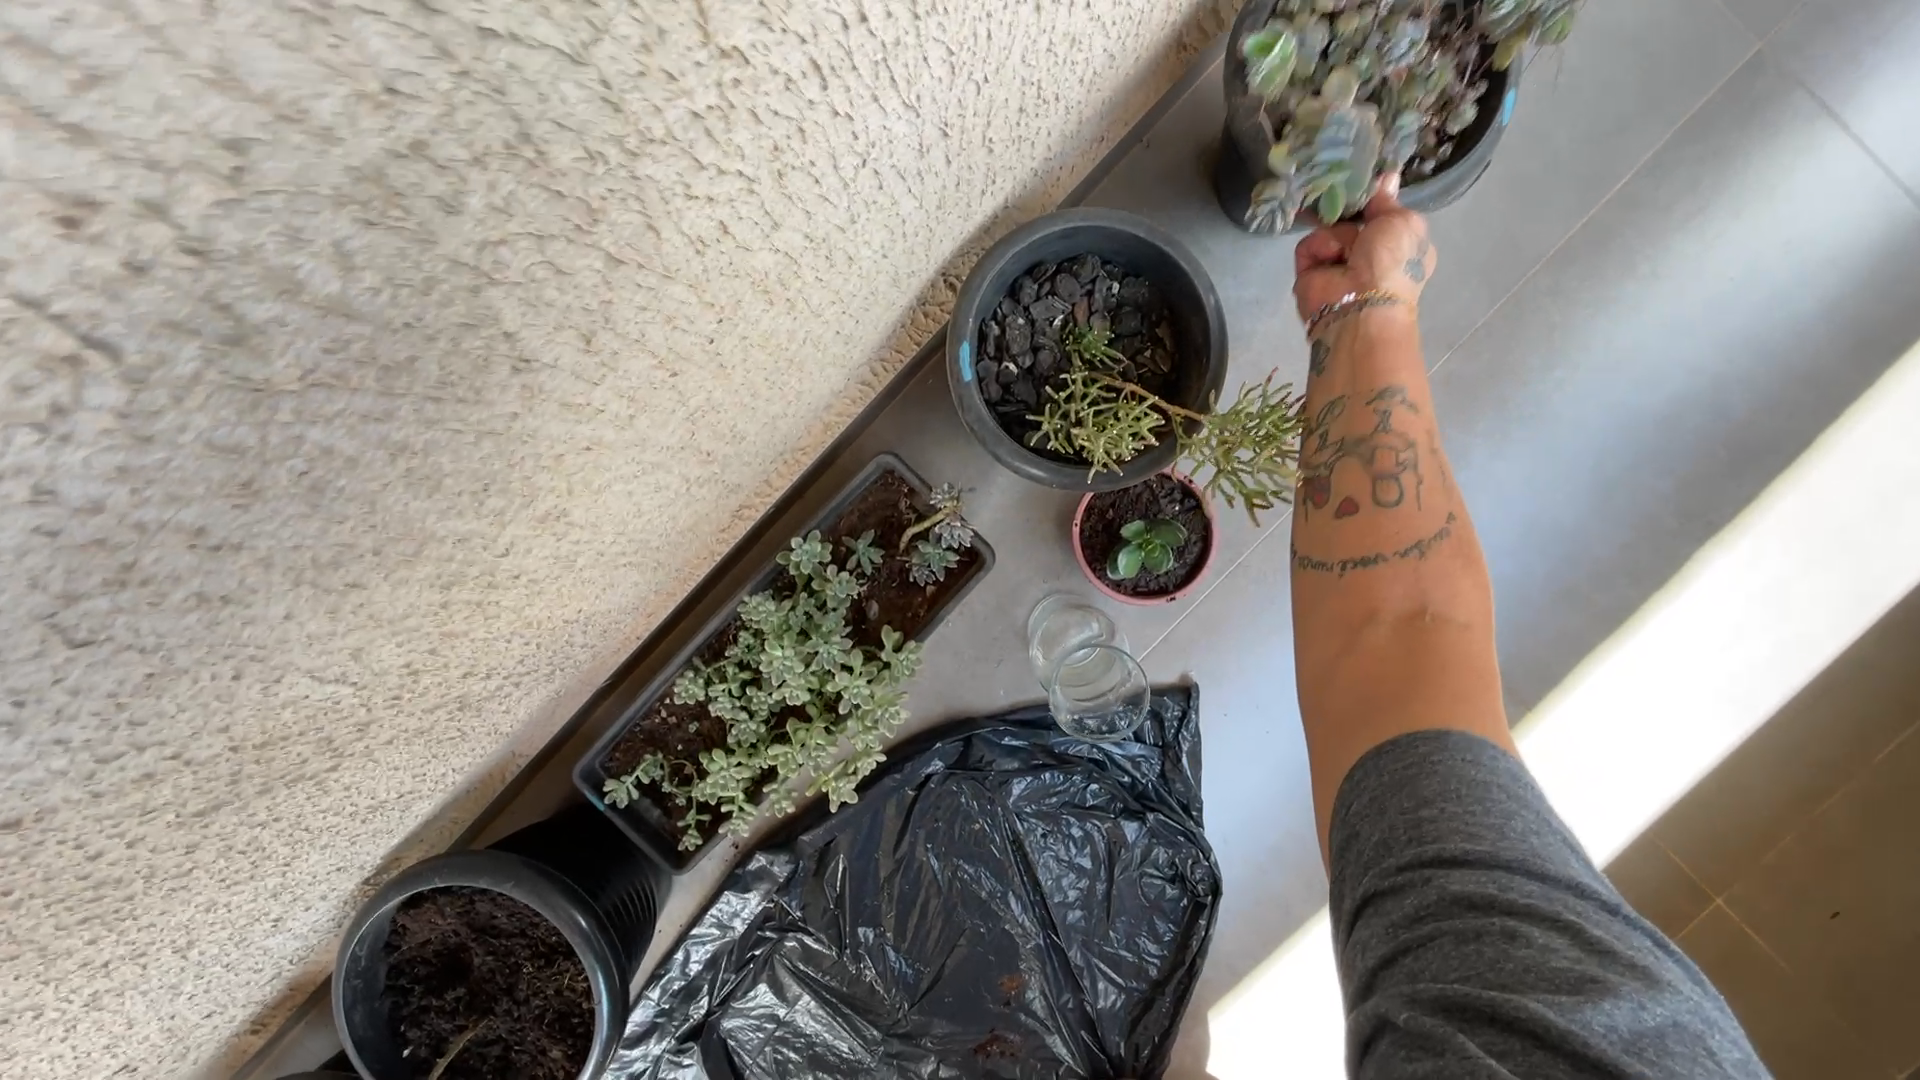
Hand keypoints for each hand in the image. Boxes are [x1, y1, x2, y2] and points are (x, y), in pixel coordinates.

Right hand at [1292, 174, 1435, 324]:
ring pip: (1329, 228)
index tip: (1370, 184)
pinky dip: (1317, 250)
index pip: (1381, 213)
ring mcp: (1336, 263)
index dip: (1375, 199)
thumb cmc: (1392, 263)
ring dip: (1337, 236)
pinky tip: (1328, 263)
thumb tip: (1386, 175)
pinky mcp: (1309, 273)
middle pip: (1351, 217)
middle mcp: (1366, 254)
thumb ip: (1387, 200)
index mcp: (1396, 245)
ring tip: (1345, 254)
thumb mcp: (1403, 221)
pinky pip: (1308, 245)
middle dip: (1349, 210)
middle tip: (1349, 206)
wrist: (1361, 303)